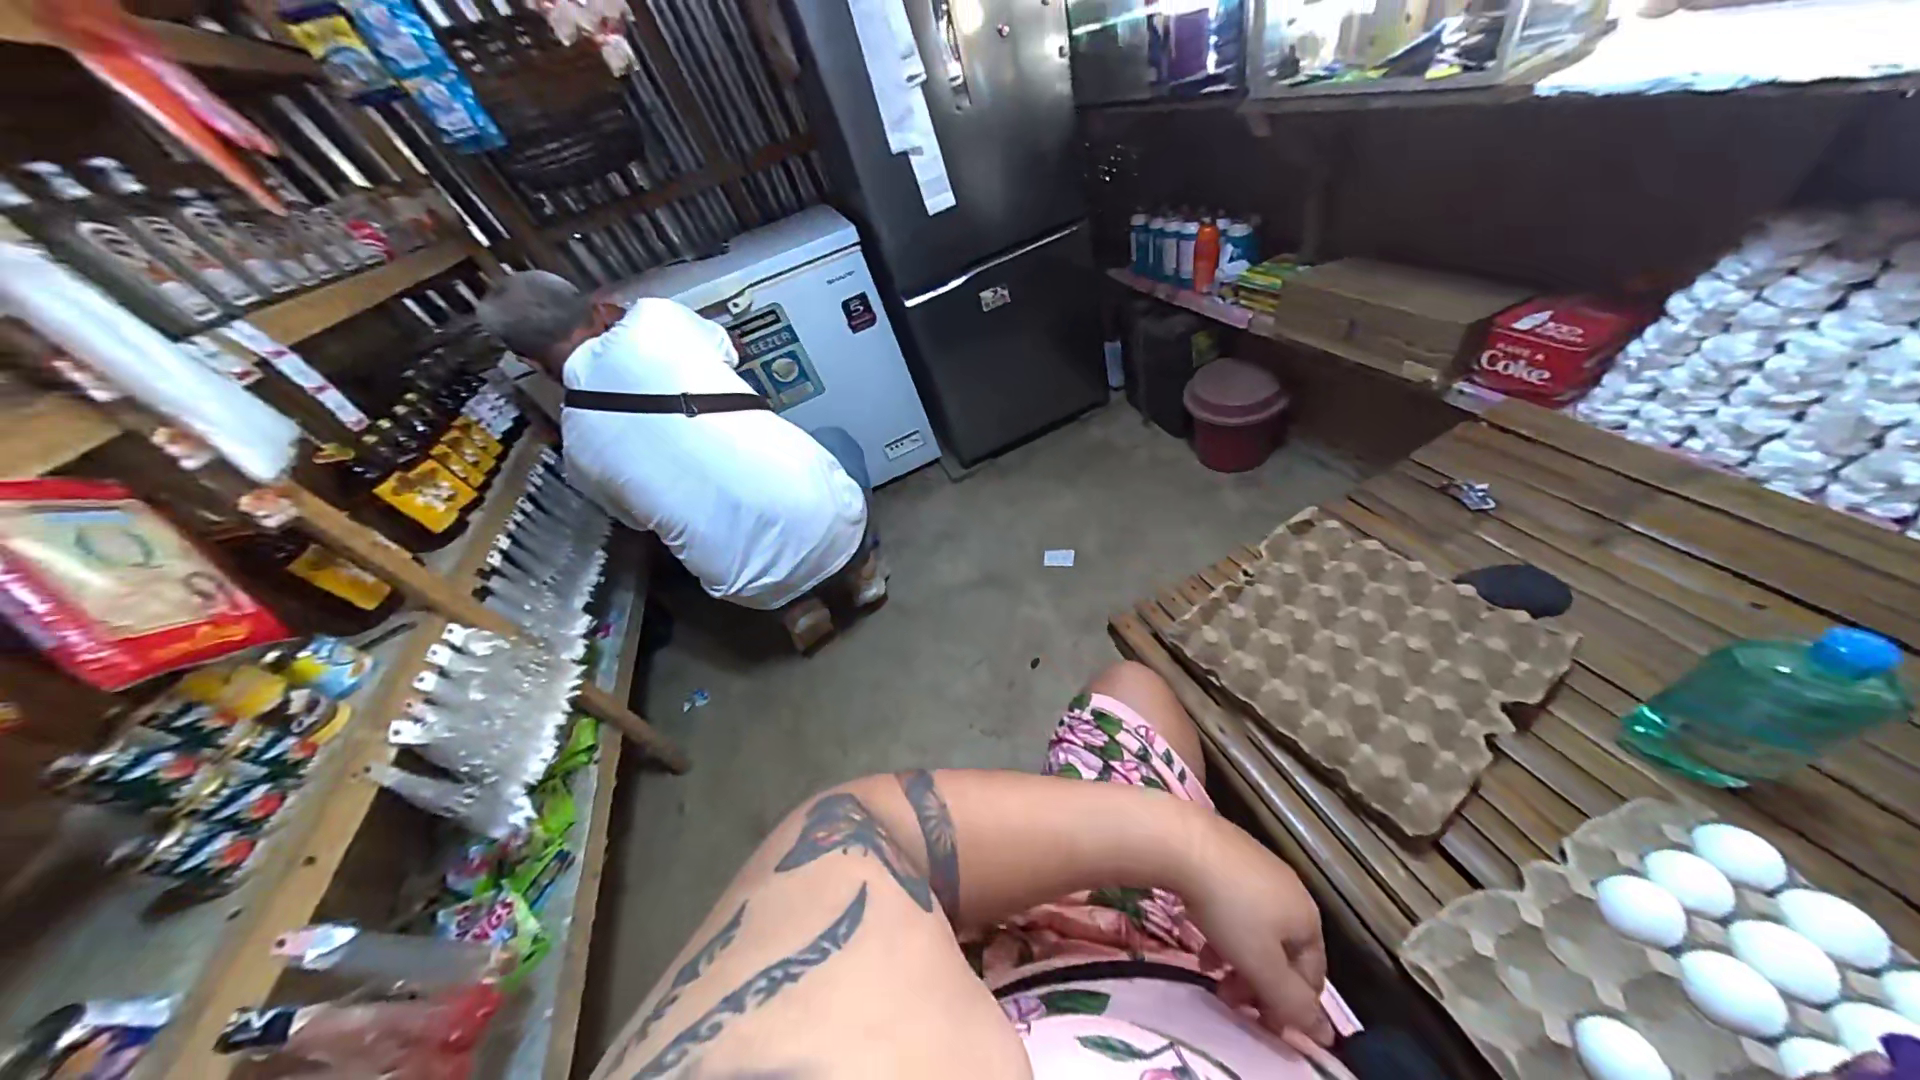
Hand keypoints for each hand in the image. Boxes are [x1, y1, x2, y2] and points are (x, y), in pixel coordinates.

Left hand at [1174, 811, 1333, 1046]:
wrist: (1181, 840)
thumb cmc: (1227, 907)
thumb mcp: (1262, 965)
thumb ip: (1293, 1004)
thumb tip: (1326, 1036)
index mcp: (1308, 917)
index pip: (1313, 978)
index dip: (1289, 1008)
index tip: (1258, 1023)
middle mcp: (1289, 887)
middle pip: (1281, 951)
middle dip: (1256, 982)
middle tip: (1228, 998)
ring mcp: (1257, 864)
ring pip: (1253, 926)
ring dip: (1234, 955)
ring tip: (1206, 967)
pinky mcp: (1226, 849)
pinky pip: (1231, 899)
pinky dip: (1219, 923)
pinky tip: (1197, 928)